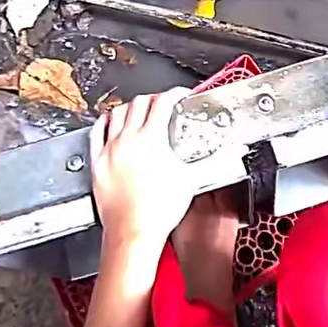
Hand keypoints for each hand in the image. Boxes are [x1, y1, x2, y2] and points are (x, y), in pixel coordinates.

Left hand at [90, 88, 198, 254]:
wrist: (133, 232)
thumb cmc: (160, 211)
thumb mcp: (191, 179)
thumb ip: (211, 160)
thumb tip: (230, 153)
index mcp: (152, 138)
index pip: (163, 102)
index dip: (174, 94)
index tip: (179, 95)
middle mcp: (129, 139)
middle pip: (139, 102)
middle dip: (153, 98)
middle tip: (161, 103)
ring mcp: (111, 149)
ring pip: (116, 113)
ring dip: (129, 107)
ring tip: (137, 110)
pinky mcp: (98, 162)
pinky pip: (97, 133)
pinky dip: (104, 122)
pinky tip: (108, 122)